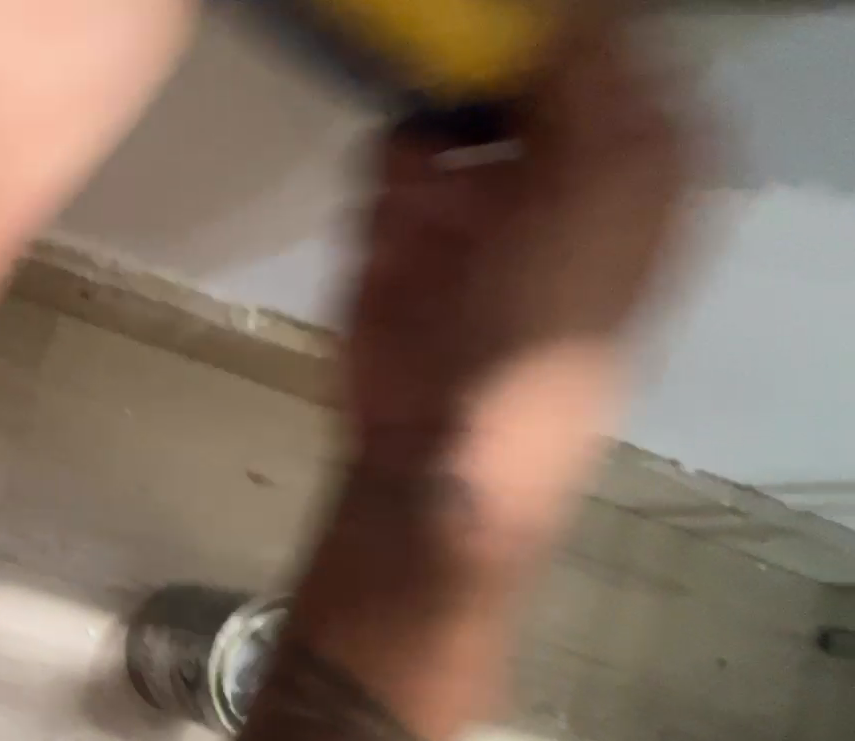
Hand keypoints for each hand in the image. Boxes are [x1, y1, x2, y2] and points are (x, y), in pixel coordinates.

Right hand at [342, 14, 697, 510]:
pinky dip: (384, 189)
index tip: (490, 18)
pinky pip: (382, 168)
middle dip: (469, 66)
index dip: (548, 20)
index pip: (596, 37)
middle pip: (504, 60)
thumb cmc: (544, 319)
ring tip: (428, 199)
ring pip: (432, 107)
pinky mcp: (391, 231)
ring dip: (422, 141)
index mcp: (629, 144)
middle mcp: (546, 158)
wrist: (442, 428)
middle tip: (444, 68)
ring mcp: (462, 194)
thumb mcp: (605, 182)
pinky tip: (395, 232)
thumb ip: (592, 72)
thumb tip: (555, 2)